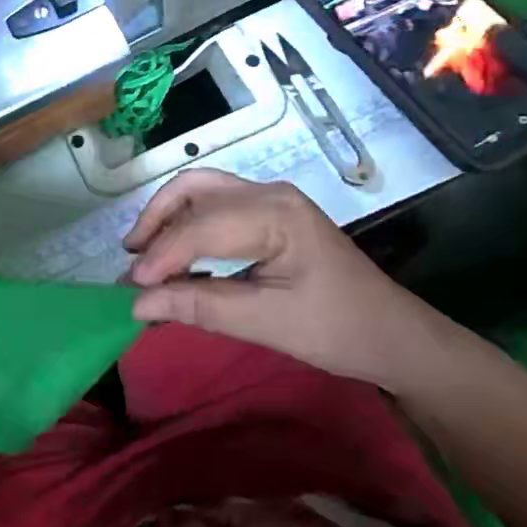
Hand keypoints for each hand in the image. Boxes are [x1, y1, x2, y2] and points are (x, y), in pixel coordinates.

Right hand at [123, 169, 451, 386]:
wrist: (394, 336)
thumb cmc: (338, 330)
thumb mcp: (266, 323)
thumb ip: (199, 307)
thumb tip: (138, 304)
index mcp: (277, 214)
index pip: (201, 226)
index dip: (162, 255)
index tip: (132, 289)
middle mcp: (270, 193)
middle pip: (195, 189)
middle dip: (156, 221)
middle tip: (131, 260)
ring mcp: (270, 199)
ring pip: (201, 191)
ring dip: (167, 218)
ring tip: (144, 255)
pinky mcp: (269, 213)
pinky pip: (215, 205)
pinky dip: (187, 224)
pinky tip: (176, 254)